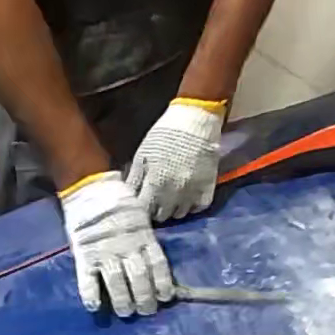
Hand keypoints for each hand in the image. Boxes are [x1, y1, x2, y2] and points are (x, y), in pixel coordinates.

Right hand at [58, 172, 175, 317]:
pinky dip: (91, 295)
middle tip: (146, 312)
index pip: (157, 263)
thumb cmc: (118, 203)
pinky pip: (88, 280)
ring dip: (122, 300)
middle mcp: (127, 247)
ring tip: (126, 313)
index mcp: (143, 236)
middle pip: (139, 276)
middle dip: (144, 297)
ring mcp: (105, 253)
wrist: (90, 190)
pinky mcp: (85, 256)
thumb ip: (143, 239)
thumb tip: (152, 263)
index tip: (166, 298)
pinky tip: (95, 307)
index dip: (162, 282)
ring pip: (117, 281)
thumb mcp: (140, 216)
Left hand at [129, 99, 224, 222]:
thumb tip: (126, 199)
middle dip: (156, 211)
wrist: (196, 118)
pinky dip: (193, 206)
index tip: (140, 205)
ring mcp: (192, 191)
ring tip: (171, 199)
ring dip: (174, 209)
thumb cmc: (164, 137)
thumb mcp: (141, 158)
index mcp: (153, 186)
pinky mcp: (208, 186)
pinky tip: (188, 198)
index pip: (142, 212)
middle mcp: (172, 194)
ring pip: (179, 214)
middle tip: (155, 201)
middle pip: (161, 216)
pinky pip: (200, 207)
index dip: (140, 210)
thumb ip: (134, 181)